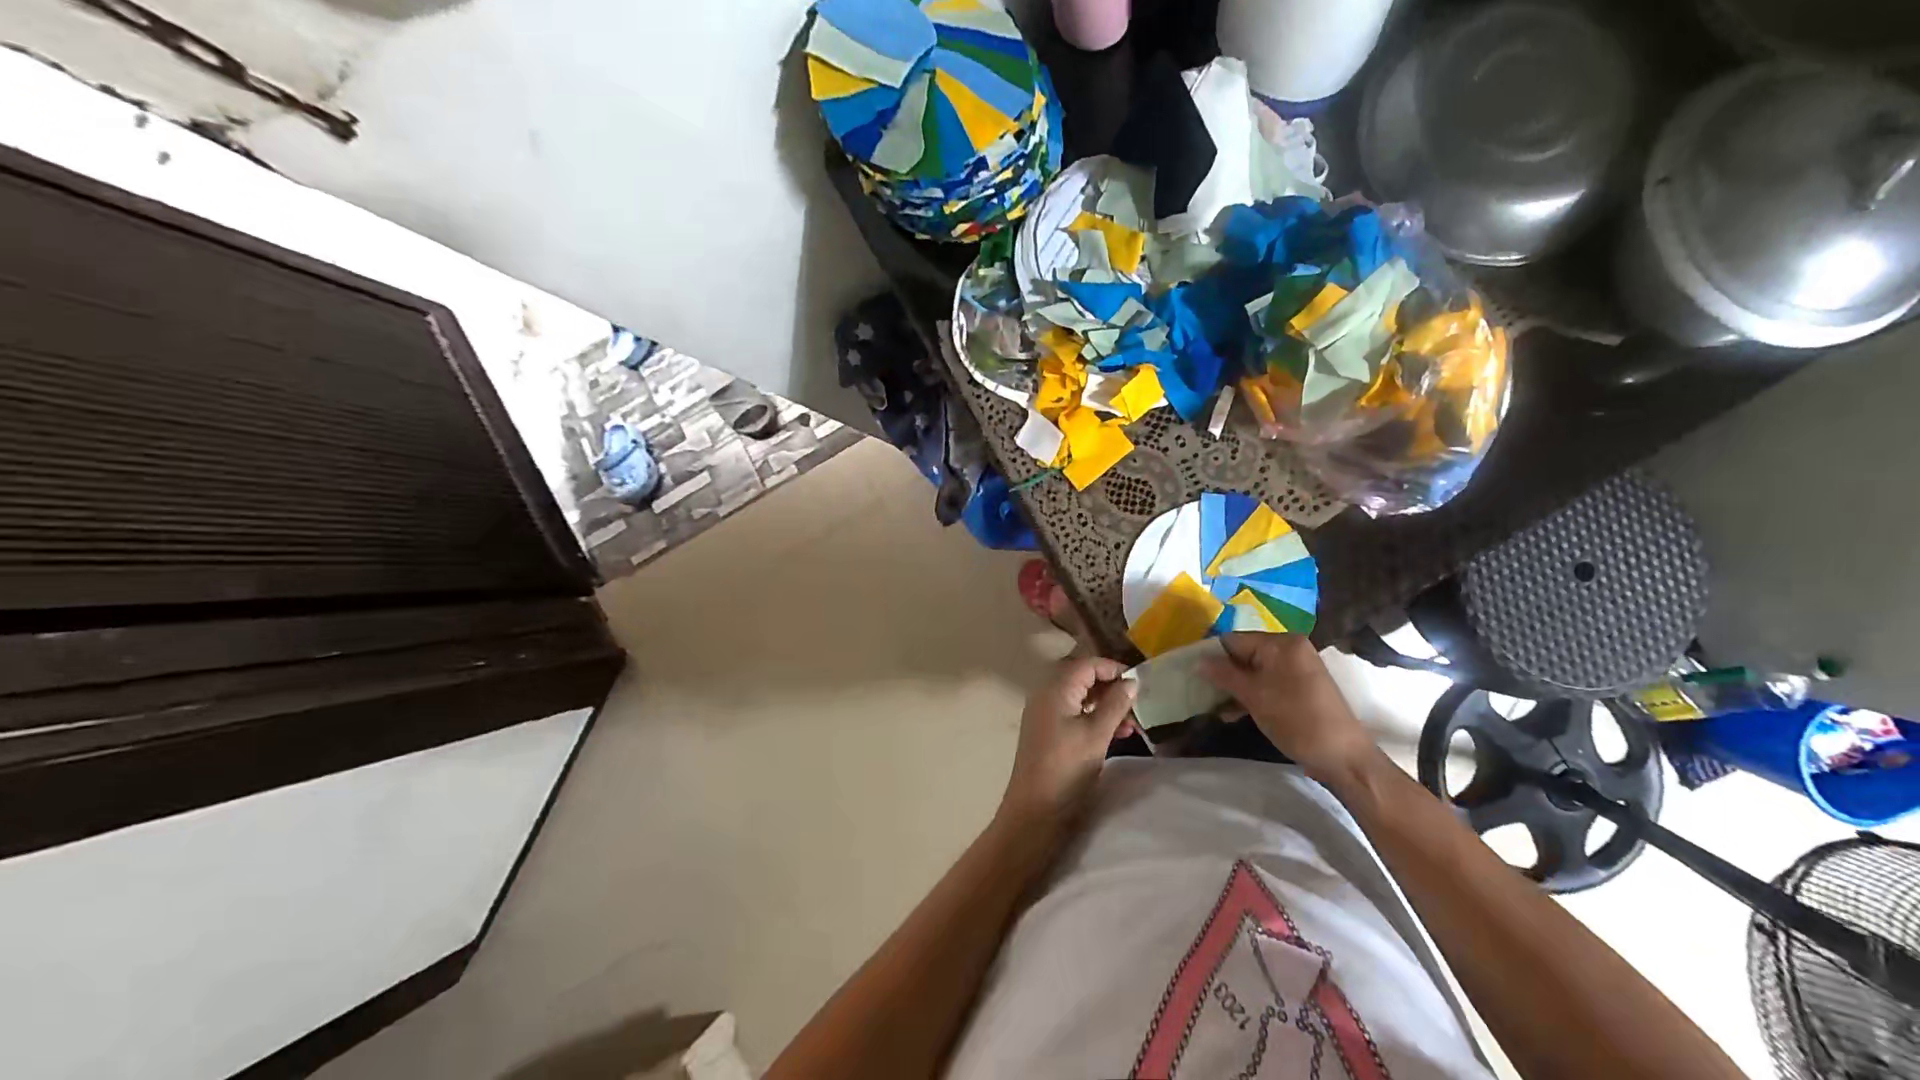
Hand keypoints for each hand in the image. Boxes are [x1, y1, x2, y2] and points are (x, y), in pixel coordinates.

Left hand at [1001, 657, 1138, 832]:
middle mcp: (1046, 695)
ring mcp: (1044, 714)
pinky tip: (1117, 735)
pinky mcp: (1047, 733)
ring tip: (1131, 725)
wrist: (1035, 810)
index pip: (1087, 665)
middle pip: (1083, 679)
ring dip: (1106, 706)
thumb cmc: (1067, 768)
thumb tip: (1132, 681)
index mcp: (1055, 689)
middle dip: (1111, 689)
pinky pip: (1074, 715)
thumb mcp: (1097, 734)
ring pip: (1080, 699)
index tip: (1140, 683)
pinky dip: (1094, 719)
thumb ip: (1116, 704)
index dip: (1114, 669)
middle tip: (1136, 705)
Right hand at [1200, 633, 1377, 781]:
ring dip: (1233, 687)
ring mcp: (1296, 669)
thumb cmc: (1296, 719)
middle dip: (1221, 674)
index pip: (1233, 639)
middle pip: (1243, 654)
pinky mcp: (1299, 688)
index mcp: (1282, 643)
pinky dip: (1249, 695)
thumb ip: (1223, 674)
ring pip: (1253, 671)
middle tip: (1199, 692)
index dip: (1210, 656)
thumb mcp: (1254, 696)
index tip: (1191, 674)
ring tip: (1213, 706)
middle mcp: (1290, 649)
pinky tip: (1232, 713)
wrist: (1342, 756)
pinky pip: (1266, 683)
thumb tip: (1198, 661)